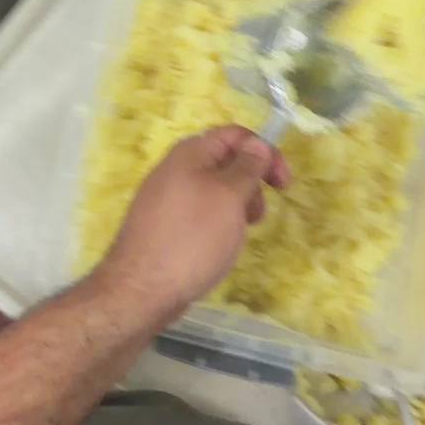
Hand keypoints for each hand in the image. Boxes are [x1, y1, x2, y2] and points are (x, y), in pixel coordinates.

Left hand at [87, 126, 290, 325]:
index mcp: (189, 154)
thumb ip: (246, 167)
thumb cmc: (192, 238)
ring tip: (238, 234)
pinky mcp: (163, 226)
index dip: (263, 151)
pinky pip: (198, 214)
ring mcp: (165, 199)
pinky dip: (216, 224)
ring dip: (236, 207)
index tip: (283, 183)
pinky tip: (218, 247)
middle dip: (251, 183)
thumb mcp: (228, 197)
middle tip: (257, 215)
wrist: (141, 289)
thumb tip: (255, 144)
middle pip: (225, 162)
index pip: (234, 134)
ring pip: (213, 191)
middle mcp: (174, 170)